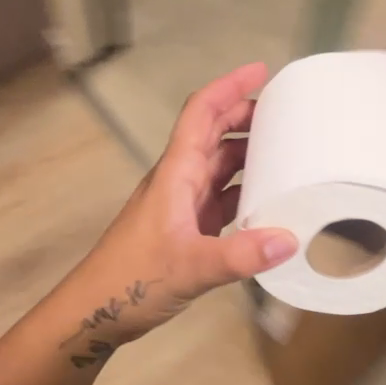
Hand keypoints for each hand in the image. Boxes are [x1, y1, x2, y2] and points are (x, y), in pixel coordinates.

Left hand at [49, 63, 297, 365]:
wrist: (94, 312)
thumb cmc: (131, 279)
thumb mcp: (189, 267)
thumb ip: (239, 255)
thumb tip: (290, 239)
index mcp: (176, 173)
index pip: (202, 113)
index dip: (229, 87)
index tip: (262, 72)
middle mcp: (180, 180)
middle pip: (214, 132)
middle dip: (246, 115)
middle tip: (289, 113)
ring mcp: (183, 205)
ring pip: (219, 165)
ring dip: (249, 152)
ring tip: (289, 150)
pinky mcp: (188, 229)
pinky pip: (222, 198)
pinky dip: (246, 191)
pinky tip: (271, 200)